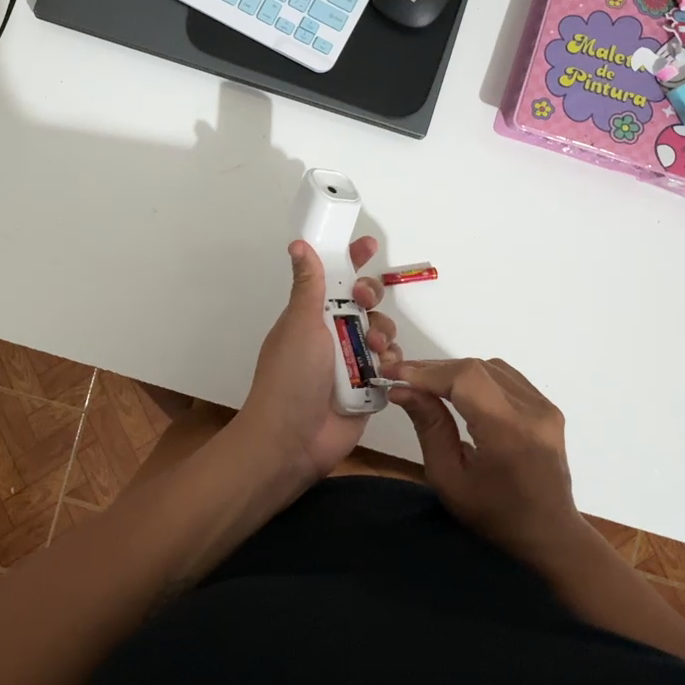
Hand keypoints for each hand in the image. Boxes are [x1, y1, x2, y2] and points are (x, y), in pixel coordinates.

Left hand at [234, 237, 398, 479]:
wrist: (292, 439)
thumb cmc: (290, 377)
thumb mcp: (299, 324)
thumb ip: (308, 285)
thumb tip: (299, 244)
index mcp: (310, 316)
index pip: (333, 279)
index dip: (351, 260)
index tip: (368, 245)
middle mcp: (331, 335)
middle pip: (365, 304)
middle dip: (372, 298)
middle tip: (365, 304)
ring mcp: (350, 363)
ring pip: (382, 334)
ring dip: (384, 334)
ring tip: (375, 348)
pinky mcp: (368, 389)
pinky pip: (392, 367)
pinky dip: (393, 365)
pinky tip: (386, 371)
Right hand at [388, 358, 583, 561]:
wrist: (551, 534)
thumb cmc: (494, 516)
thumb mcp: (449, 478)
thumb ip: (428, 427)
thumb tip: (401, 389)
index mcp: (508, 433)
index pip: (464, 379)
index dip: (425, 371)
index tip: (392, 374)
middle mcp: (532, 411)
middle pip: (475, 368)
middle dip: (433, 370)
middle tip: (400, 379)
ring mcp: (544, 407)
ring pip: (490, 367)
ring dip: (454, 371)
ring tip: (425, 384)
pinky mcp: (547, 407)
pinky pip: (505, 377)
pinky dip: (475, 377)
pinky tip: (457, 390)